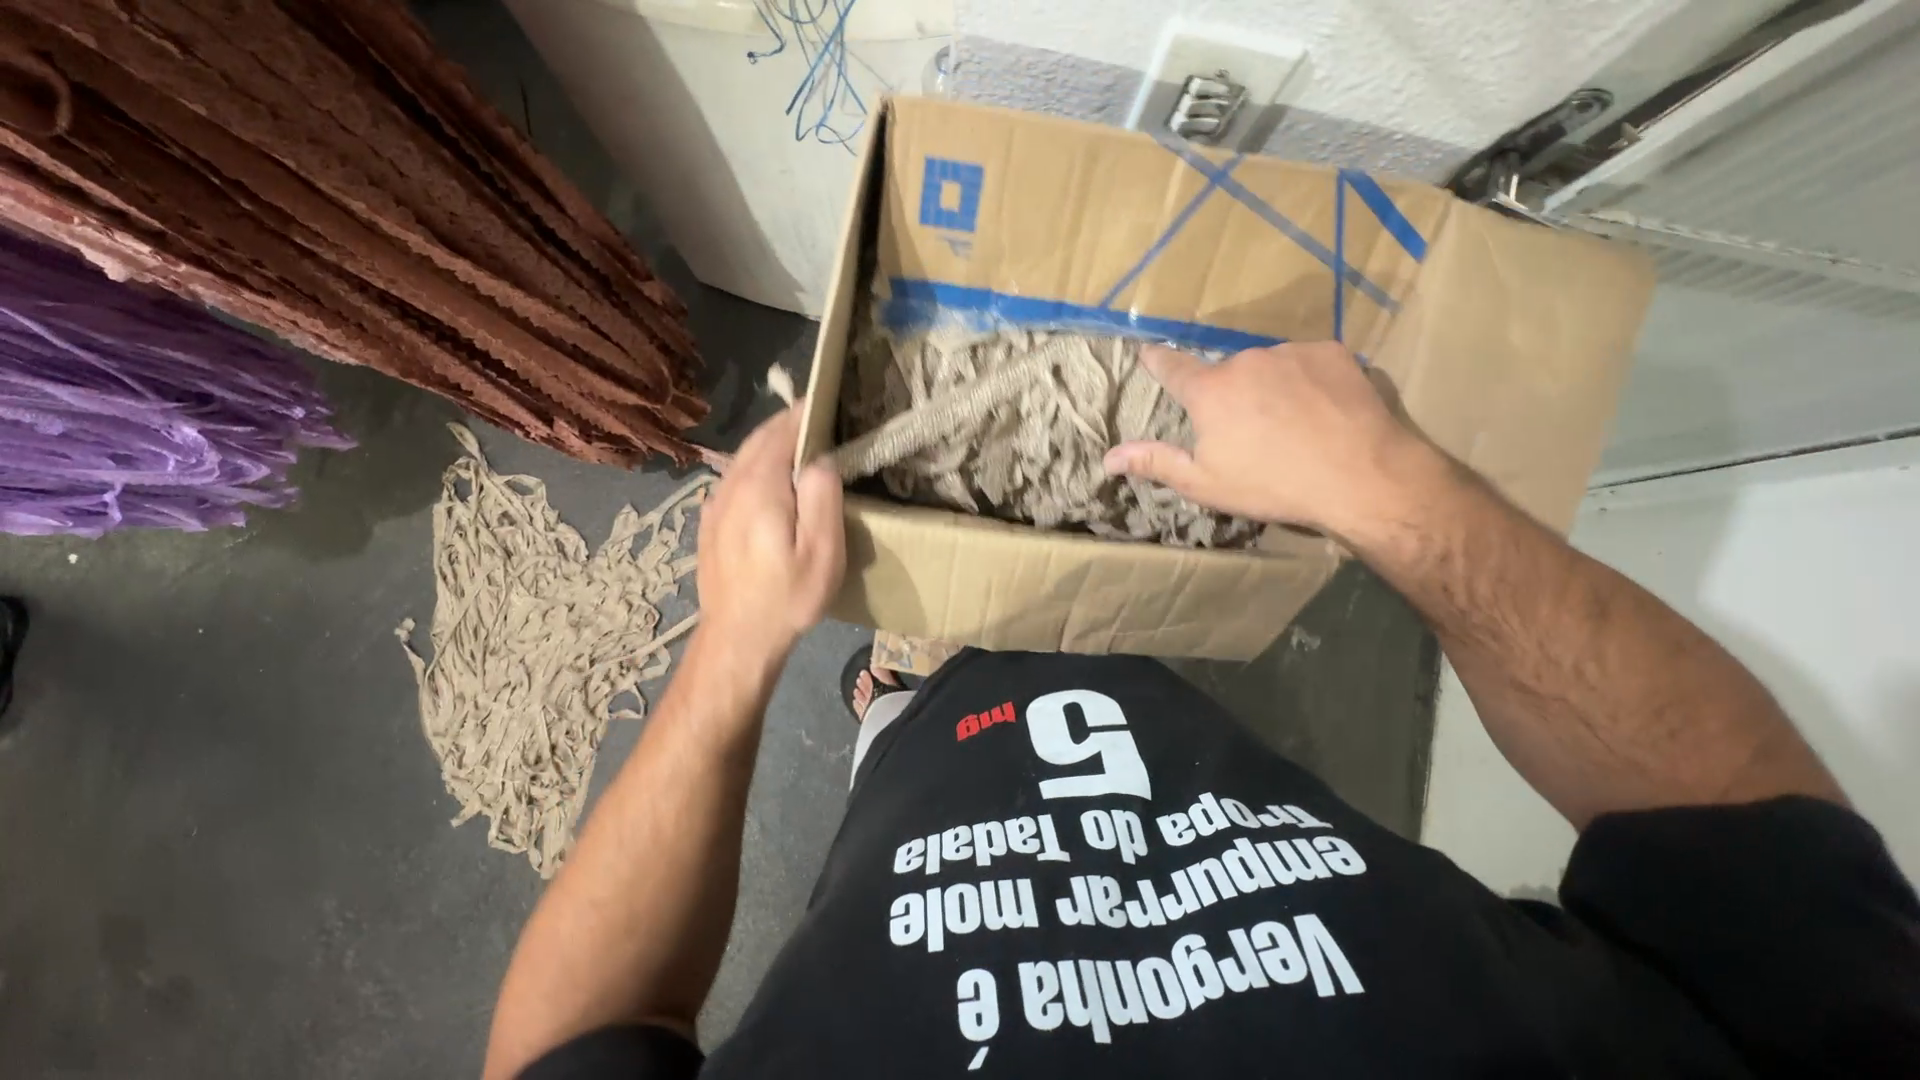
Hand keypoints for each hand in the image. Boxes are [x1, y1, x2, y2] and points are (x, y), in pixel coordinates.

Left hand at [695, 405, 844, 661]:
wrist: (737, 638)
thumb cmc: (787, 597)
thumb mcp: (821, 552)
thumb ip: (821, 497)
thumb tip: (819, 458)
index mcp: (760, 486)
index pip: (782, 431)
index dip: (806, 413)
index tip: (831, 401)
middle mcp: (730, 486)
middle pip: (759, 439)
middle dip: (788, 424)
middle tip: (821, 419)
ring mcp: (715, 504)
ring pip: (743, 457)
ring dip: (771, 443)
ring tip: (801, 442)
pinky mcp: (711, 522)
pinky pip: (734, 478)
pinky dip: (755, 465)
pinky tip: (771, 478)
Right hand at [1103, 342, 1440, 537]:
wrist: (1360, 475)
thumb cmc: (1272, 484)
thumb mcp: (1205, 483)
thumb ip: (1155, 462)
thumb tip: (1108, 457)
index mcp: (1209, 391)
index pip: (1171, 366)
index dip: (1157, 360)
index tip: (1147, 352)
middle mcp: (1245, 361)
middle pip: (1227, 374)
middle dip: (1231, 396)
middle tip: (1250, 432)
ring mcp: (1291, 352)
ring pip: (1269, 367)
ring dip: (1271, 387)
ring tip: (1293, 424)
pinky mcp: (1333, 352)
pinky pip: (1309, 362)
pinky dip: (1309, 381)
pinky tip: (1323, 411)